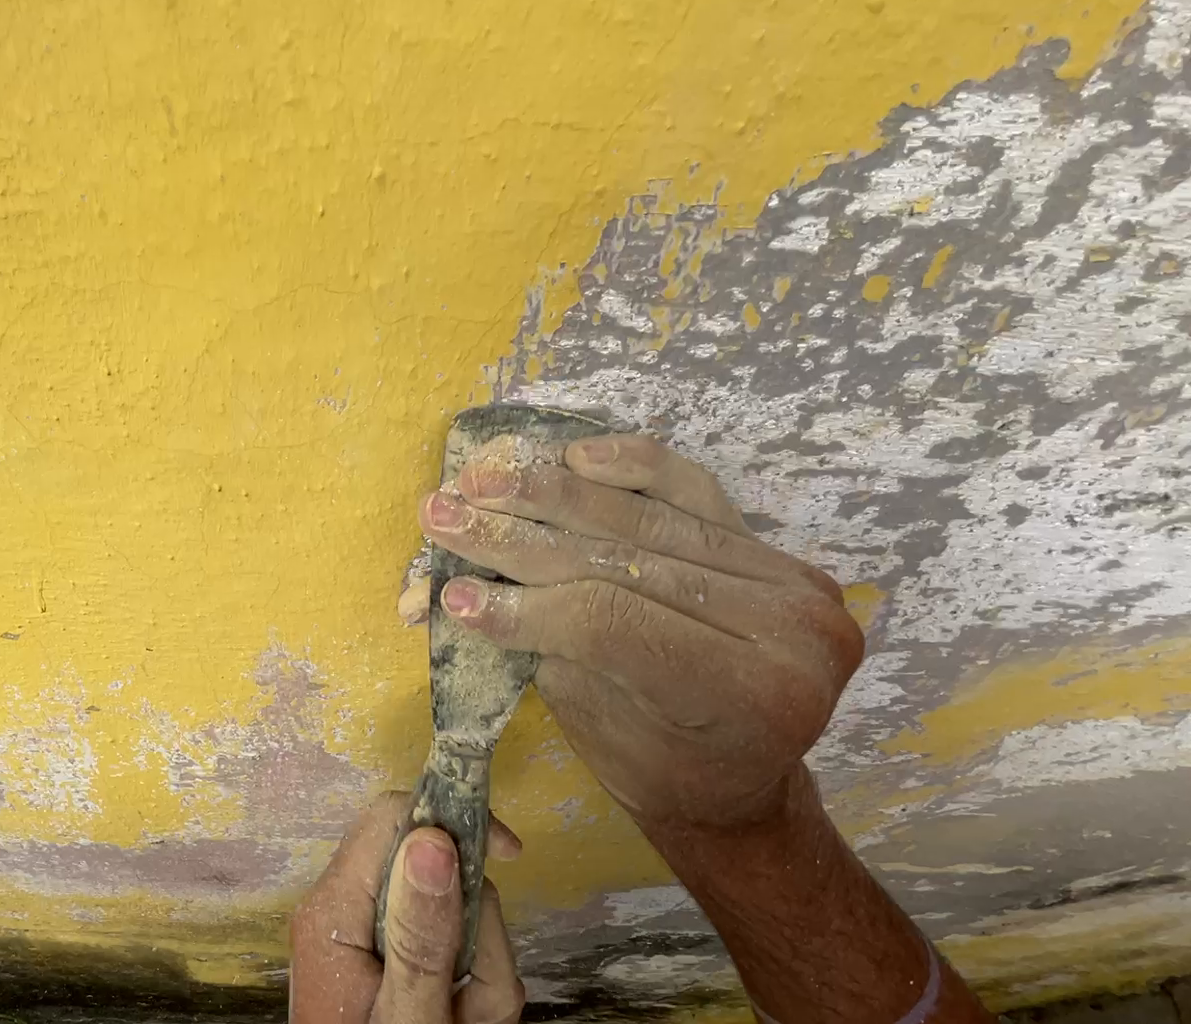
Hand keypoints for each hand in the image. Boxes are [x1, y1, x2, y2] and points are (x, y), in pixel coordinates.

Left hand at [289, 793, 525, 1023]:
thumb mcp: (410, 1018)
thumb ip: (420, 935)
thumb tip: (431, 839)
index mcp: (335, 908)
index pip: (391, 817)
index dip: (451, 820)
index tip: (511, 853)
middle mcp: (344, 908)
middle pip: (429, 865)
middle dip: (474, 922)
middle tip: (477, 992)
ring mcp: (366, 934)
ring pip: (450, 910)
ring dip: (479, 965)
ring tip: (465, 1021)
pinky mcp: (387, 958)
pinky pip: (448, 945)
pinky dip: (472, 984)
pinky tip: (461, 1021)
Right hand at [411, 433, 862, 828]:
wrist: (737, 772)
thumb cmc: (656, 769)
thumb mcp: (592, 722)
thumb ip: (538, 645)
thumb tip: (450, 592)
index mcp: (746, 696)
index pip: (609, 624)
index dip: (523, 605)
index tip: (449, 595)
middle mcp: (786, 629)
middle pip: (621, 558)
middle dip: (516, 534)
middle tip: (441, 513)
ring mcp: (787, 579)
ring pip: (644, 515)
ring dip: (547, 492)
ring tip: (477, 479)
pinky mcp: (768, 547)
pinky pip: (691, 488)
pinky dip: (629, 463)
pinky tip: (572, 454)